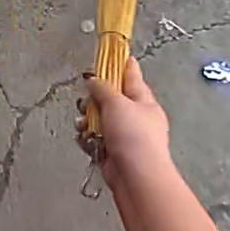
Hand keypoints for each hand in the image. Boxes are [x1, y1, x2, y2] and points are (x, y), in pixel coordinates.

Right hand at [77, 57, 173, 186]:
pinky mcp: (112, 151)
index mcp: (144, 102)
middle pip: (109, 98)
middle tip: (88, 102)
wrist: (135, 176)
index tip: (115, 54)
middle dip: (94, 100)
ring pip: (98, 119)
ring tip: (85, 125)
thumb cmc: (134, 137)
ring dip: (88, 121)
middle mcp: (135, 118)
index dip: (122, 65)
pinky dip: (88, 138)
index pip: (132, 77)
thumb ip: (102, 88)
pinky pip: (94, 137)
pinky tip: (87, 140)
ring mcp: (124, 136)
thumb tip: (93, 79)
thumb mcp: (117, 103)